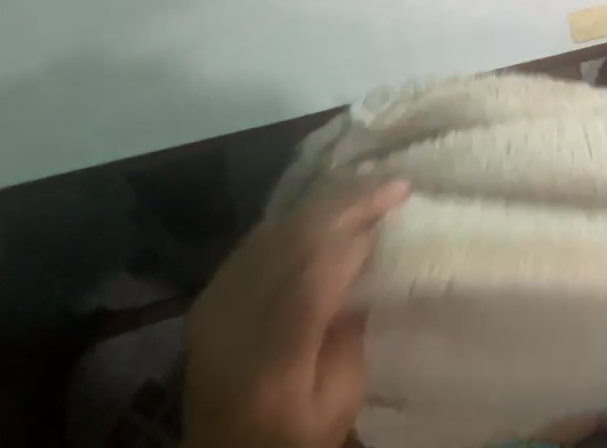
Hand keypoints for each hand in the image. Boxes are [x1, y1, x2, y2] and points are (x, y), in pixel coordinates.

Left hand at [183, 181, 410, 447]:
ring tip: (365, 190)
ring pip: (274, 230)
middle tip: (391, 184)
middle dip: (346, 202)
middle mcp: (234, 321)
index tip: (399, 197)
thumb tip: (366, 263)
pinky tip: (323, 213)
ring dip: (322, 205)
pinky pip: (255, 241)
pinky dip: (295, 220)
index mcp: (273, 359)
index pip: (316, 269)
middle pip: (293, 239)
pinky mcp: (207, 298)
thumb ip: (352, 333)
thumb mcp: (338, 403)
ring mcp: (214, 305)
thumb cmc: (290, 439)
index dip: (358, 224)